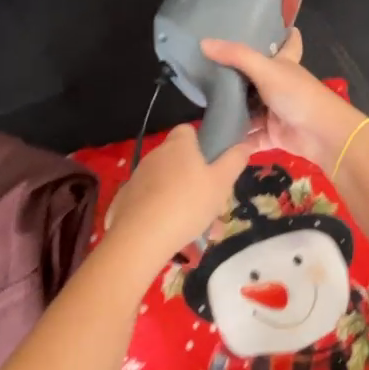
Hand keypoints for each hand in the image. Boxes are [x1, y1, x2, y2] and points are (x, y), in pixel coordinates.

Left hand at [104, 124, 253, 264]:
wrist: (140, 238)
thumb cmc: (187, 204)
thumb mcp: (221, 183)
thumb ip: (234, 161)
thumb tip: (244, 144)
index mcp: (178, 145)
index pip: (187, 130)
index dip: (201, 143)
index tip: (212, 164)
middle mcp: (155, 155)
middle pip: (177, 159)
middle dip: (193, 178)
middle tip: (210, 202)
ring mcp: (137, 178)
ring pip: (164, 183)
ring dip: (179, 198)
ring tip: (195, 227)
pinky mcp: (124, 201)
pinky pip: (147, 202)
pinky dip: (158, 212)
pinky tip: (168, 233)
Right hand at [200, 29, 366, 171]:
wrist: (320, 134)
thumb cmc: (297, 94)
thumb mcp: (266, 69)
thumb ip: (236, 56)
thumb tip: (203, 42)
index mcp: (285, 63)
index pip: (289, 41)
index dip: (282, 32)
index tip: (264, 23)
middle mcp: (280, 84)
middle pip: (257, 77)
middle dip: (237, 76)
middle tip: (207, 67)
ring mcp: (275, 110)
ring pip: (250, 108)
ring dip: (231, 109)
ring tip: (200, 102)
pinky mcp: (271, 134)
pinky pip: (249, 135)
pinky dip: (235, 137)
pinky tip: (212, 133)